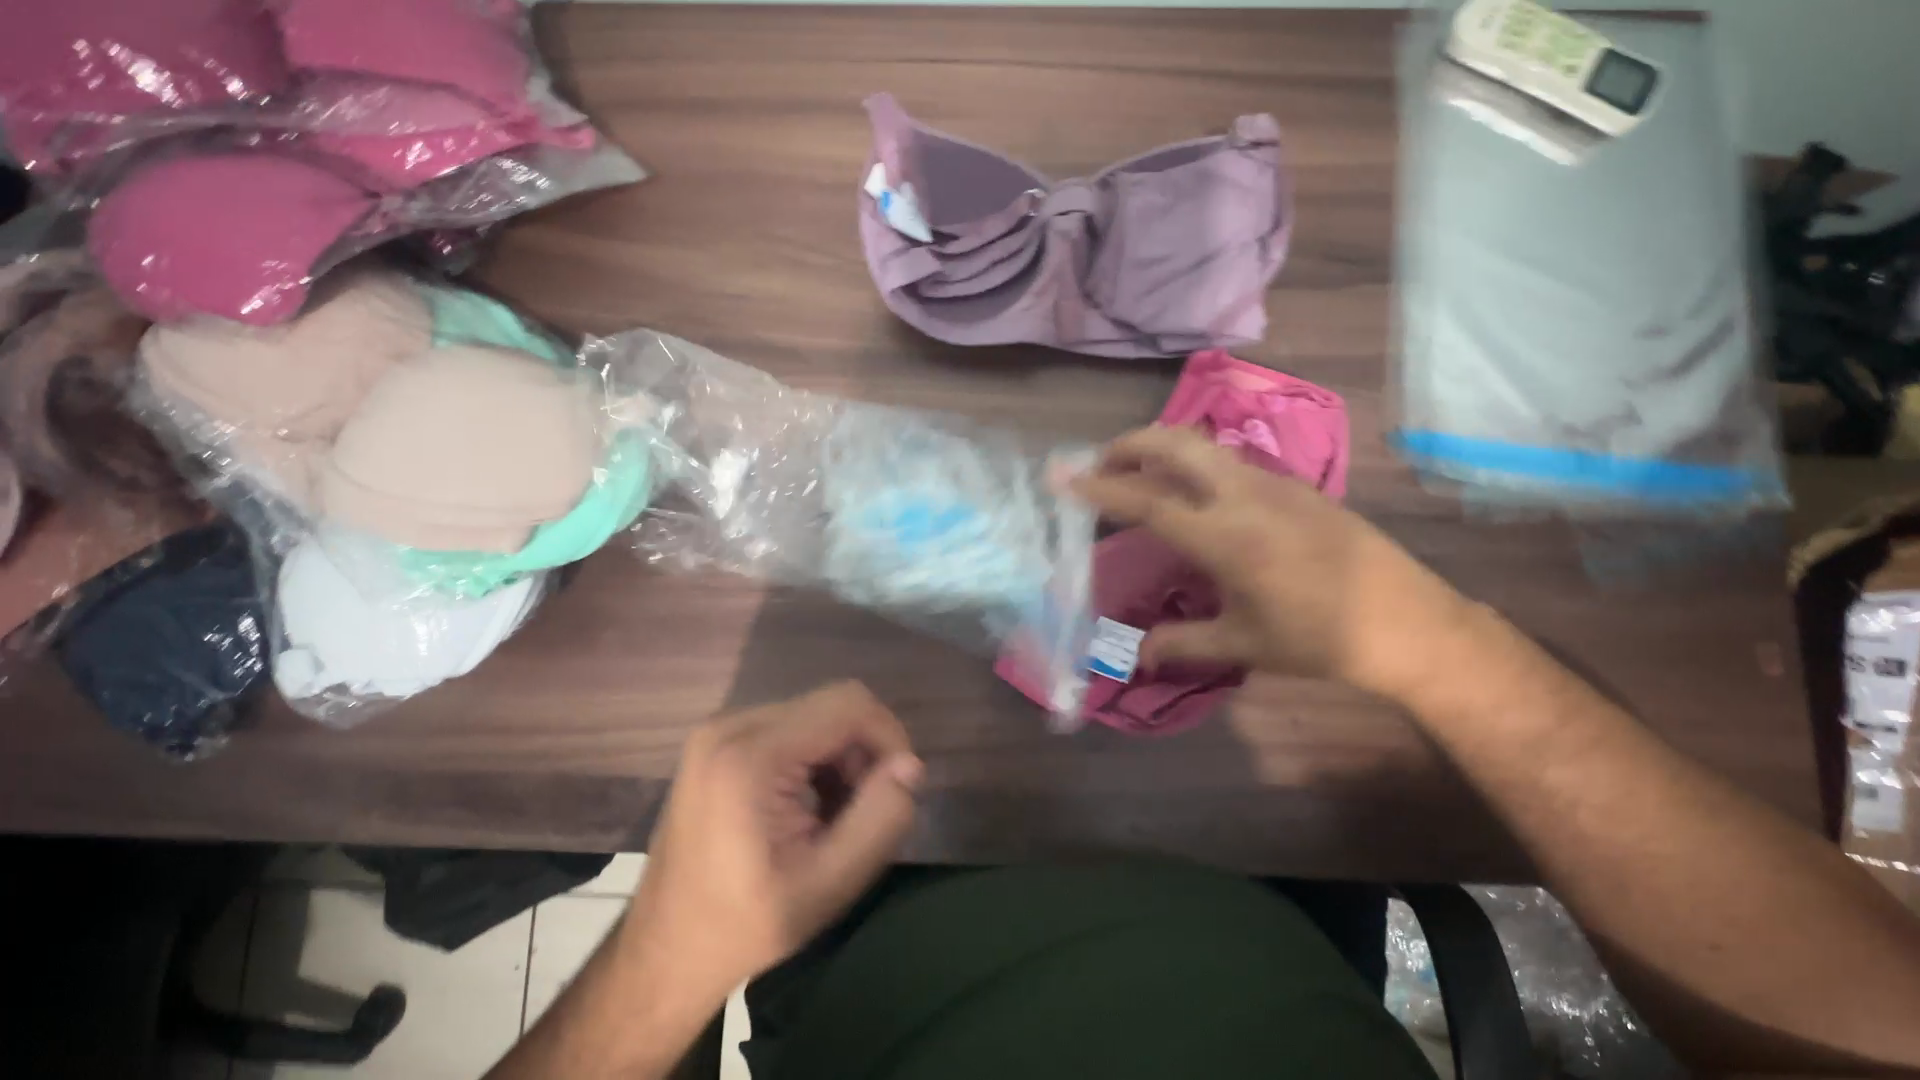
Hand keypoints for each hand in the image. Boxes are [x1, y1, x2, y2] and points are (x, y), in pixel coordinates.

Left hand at [619, 682, 922, 1002]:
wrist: (666, 953)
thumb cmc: (747, 924)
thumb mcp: (829, 884)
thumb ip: (880, 818)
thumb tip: (910, 766)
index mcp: (751, 754)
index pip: (849, 704)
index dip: (890, 738)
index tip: (900, 791)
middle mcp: (730, 726)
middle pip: (830, 707)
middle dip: (863, 753)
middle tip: (866, 814)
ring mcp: (716, 733)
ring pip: (811, 716)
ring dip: (839, 760)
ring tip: (836, 819)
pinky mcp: (714, 747)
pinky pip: (785, 730)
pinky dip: (812, 761)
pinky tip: (808, 810)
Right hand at [1072, 426, 1472, 697]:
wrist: (1407, 622)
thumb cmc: (1318, 638)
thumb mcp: (1243, 644)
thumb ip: (1182, 644)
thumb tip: (1135, 656)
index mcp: (1224, 536)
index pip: (1145, 500)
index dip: (1098, 487)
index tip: (1062, 476)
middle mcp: (1244, 495)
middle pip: (1174, 443)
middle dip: (1128, 445)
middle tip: (1099, 466)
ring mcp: (1275, 483)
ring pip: (1205, 447)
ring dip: (1163, 451)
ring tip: (1141, 479)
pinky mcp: (1297, 486)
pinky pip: (1232, 462)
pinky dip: (1197, 466)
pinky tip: (1198, 499)